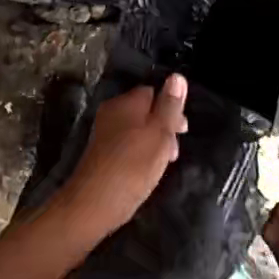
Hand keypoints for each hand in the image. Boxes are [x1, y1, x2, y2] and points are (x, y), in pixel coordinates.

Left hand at [54, 74, 189, 236]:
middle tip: (175, 150)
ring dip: (154, 142)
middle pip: (145, 110)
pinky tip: (147, 171)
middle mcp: (112, 111)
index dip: (171, 107)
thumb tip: (177, 76)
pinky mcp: (103, 152)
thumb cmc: (133, 165)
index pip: (153, 91)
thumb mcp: (160, 134)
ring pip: (137, 129)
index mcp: (126, 102)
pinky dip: (140, 153)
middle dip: (164, 127)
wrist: (95, 201)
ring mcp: (105, 132)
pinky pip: (128, 144)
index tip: (183, 129)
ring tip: (164, 163)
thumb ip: (169, 106)